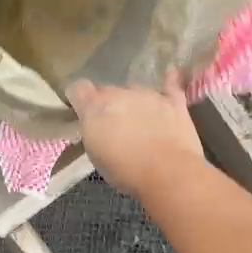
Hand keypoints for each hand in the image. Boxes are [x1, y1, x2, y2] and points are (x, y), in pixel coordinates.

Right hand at [66, 73, 207, 194]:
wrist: (168, 173)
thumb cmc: (125, 170)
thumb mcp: (94, 152)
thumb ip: (92, 129)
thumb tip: (96, 123)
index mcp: (95, 106)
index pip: (78, 88)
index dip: (79, 98)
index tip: (82, 112)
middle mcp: (119, 93)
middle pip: (107, 90)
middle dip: (108, 104)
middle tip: (114, 126)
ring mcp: (148, 95)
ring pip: (135, 91)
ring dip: (134, 103)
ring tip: (141, 123)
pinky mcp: (174, 102)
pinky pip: (170, 85)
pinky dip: (168, 83)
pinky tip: (170, 79)